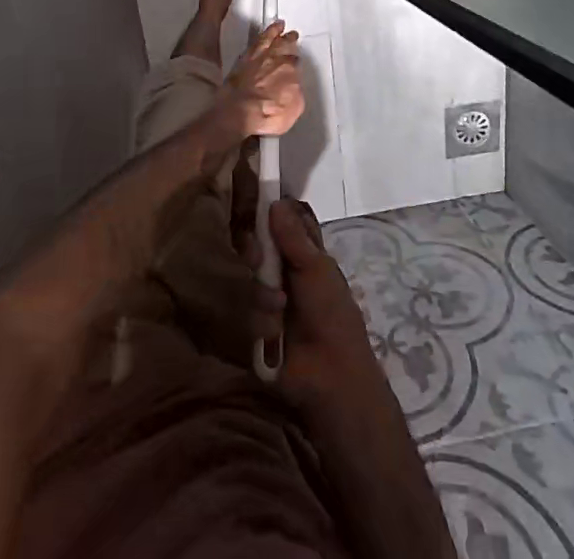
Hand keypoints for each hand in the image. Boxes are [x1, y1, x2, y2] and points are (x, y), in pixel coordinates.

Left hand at [218, 20, 303, 137]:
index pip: (295, 61)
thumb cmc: (269, 114)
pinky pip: (253, 44)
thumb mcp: (295, 108)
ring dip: (274, 32)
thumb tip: (294, 88)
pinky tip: (259, 38)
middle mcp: (275, 60)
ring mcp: (257, 59)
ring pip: (268, 39)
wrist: (239, 112)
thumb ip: (296, 93)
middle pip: (284, 45)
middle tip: (292, 34)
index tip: (297, 60)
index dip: (296, 61)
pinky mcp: (241, 62)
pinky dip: (259, 38)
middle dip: (289, 39)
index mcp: (291, 71)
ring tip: (278, 25)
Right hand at [252, 200, 381, 412]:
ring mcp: (264, 302)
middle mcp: (281, 274)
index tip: (249, 206)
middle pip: (254, 250)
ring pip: (245, 282)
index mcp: (302, 256)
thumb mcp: (317, 270)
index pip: (278, 226)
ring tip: (279, 309)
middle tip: (255, 257)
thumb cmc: (332, 314)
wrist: (331, 373)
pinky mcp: (251, 328)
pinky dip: (259, 322)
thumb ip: (294, 238)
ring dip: (261, 296)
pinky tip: (274, 333)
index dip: (265, 216)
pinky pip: (241, 314)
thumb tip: (275, 201)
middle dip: (254, 253)